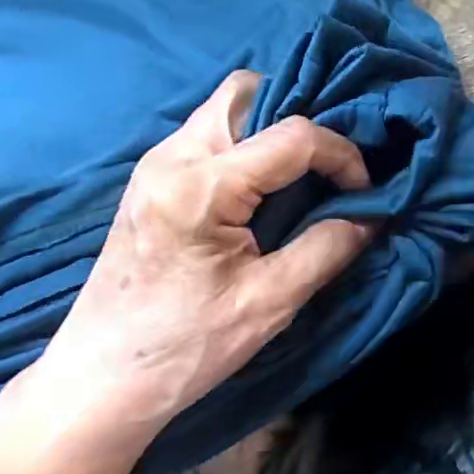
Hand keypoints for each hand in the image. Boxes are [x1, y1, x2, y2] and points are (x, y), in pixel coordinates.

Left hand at [0, 71, 375, 473]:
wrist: (100, 381)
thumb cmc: (185, 347)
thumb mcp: (271, 302)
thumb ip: (329, 247)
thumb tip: (373, 215)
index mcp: (200, 188)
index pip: (292, 135)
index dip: (342, 154)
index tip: (364, 191)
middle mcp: (172, 158)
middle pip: (247, 91)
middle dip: (302, 113)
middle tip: (333, 161)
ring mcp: (157, 164)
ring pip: (229, 107)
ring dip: (276, 126)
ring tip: (310, 171)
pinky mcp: (156, 179)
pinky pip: (215, 132)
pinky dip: (254, 141)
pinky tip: (273, 184)